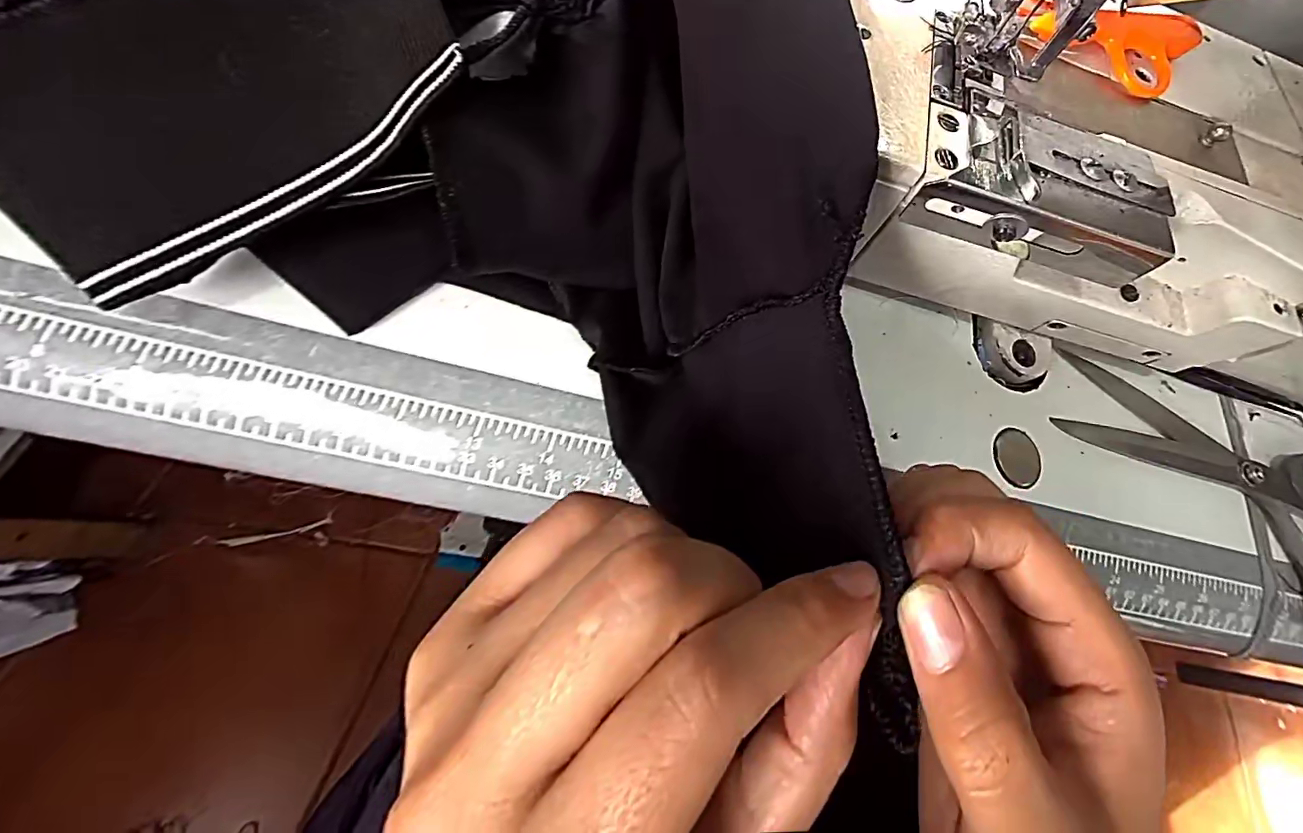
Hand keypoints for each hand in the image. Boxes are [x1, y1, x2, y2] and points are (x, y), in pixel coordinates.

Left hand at [391, 494, 880, 831]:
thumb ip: (805, 747)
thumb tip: (848, 626)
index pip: (699, 690)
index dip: (797, 623)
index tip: (849, 594)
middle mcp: (479, 776)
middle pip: (648, 593)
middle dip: (740, 586)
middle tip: (764, 622)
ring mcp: (453, 692)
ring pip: (613, 543)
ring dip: (692, 557)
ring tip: (703, 613)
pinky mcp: (453, 636)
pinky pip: (565, 526)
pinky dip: (635, 528)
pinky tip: (648, 583)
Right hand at [891, 466, 1163, 831]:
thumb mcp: (1027, 822)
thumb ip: (980, 719)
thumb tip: (926, 602)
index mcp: (1098, 659)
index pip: (1033, 547)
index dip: (969, 526)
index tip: (912, 547)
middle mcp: (1052, 637)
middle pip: (998, 529)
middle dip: (940, 513)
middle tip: (886, 532)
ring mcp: (1003, 648)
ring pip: (959, 550)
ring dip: (915, 531)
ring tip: (874, 541)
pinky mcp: (962, 665)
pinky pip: (929, 596)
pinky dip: (898, 572)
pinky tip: (873, 571)